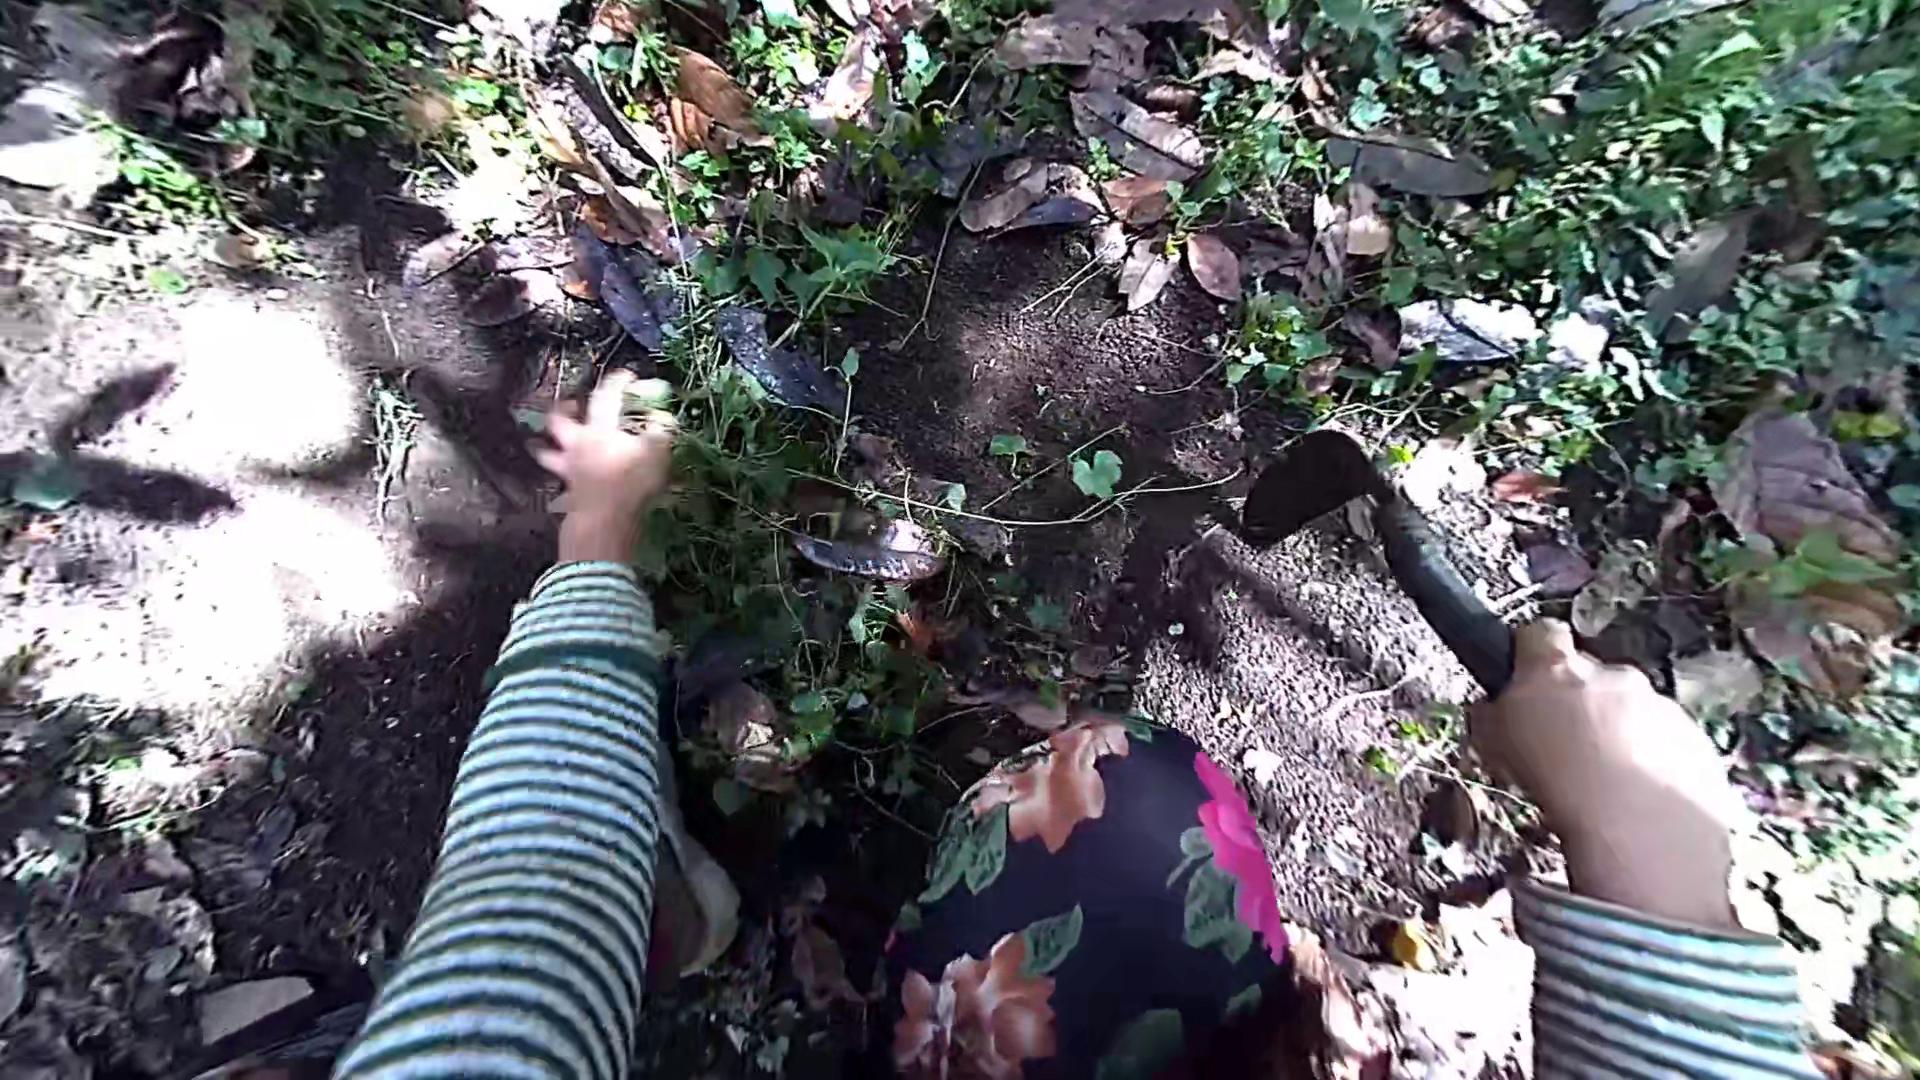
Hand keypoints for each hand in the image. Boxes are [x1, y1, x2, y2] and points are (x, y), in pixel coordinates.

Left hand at [534, 369, 675, 563]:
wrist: (605, 518)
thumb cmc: (632, 481)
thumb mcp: (657, 452)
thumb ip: (660, 431)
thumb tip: (663, 417)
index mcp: (599, 430)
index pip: (606, 398)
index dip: (616, 383)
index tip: (626, 375)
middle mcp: (578, 444)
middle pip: (558, 421)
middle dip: (563, 410)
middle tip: (572, 406)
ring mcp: (569, 468)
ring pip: (547, 452)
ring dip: (545, 446)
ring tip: (547, 445)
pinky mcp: (569, 491)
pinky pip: (560, 480)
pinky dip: (561, 478)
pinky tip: (569, 480)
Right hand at [1471, 621, 1741, 928]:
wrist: (1641, 830)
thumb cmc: (1552, 776)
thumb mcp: (1490, 739)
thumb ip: (1493, 710)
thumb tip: (1496, 706)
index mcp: (1555, 668)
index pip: (1540, 630)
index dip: (1529, 647)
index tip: (1523, 670)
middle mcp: (1612, 675)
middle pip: (1588, 673)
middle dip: (1574, 695)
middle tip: (1556, 733)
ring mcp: (1661, 706)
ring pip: (1628, 705)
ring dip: (1612, 726)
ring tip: (1596, 770)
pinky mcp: (1697, 740)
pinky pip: (1664, 737)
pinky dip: (1648, 754)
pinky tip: (1630, 788)